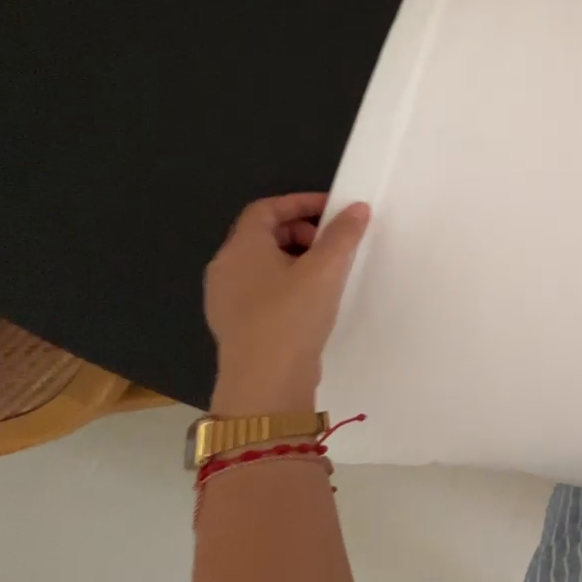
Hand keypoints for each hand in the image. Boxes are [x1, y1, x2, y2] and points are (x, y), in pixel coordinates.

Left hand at [205, 193, 370, 415]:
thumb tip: (356, 208)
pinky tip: (313, 298)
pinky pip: (263, 286)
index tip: (336, 210)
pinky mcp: (237, 320)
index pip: (265, 209)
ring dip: (299, 257)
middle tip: (335, 244)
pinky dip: (289, 280)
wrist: (266, 379)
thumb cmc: (292, 314)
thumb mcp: (326, 269)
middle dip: (303, 231)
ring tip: (329, 272)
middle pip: (264, 233)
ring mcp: (227, 297)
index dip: (300, 202)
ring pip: (264, 262)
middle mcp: (225, 268)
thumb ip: (343, 234)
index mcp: (241, 249)